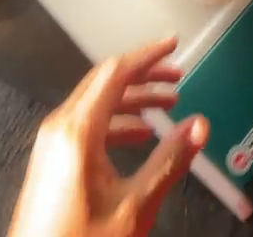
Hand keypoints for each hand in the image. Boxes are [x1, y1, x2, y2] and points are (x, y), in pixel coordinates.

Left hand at [7, 38, 209, 236]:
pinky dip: (117, 121)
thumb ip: (168, 162)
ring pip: (97, 102)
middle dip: (144, 75)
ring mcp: (52, 142)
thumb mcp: (133, 207)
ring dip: (133, 100)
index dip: (148, 55)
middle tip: (178, 76)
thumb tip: (201, 125)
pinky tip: (141, 135)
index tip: (174, 44)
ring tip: (168, 104)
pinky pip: (87, 123)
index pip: (116, 72)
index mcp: (78, 128)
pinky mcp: (51, 159)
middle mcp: (61, 125)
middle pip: (106, 82)